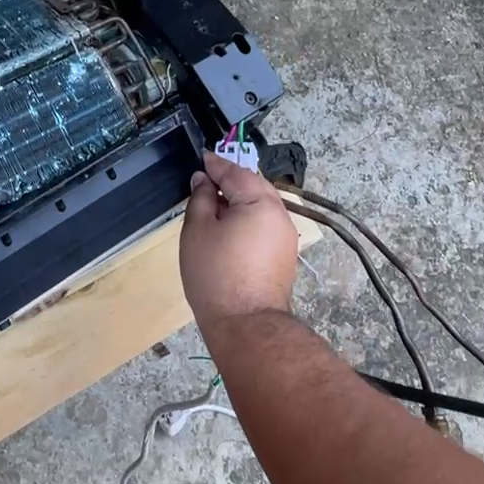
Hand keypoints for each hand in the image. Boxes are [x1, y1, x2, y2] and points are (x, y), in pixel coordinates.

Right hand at [179, 152, 298, 329]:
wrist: (246, 325)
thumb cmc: (216, 274)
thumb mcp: (197, 230)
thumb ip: (200, 198)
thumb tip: (204, 180)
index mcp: (260, 202)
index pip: (234, 172)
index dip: (215, 164)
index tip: (202, 158)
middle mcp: (279, 214)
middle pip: (254, 185)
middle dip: (230, 180)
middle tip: (206, 180)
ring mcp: (285, 236)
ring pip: (261, 205)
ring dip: (240, 199)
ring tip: (214, 205)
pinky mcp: (284, 256)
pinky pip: (265, 224)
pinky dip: (248, 217)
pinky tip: (230, 227)